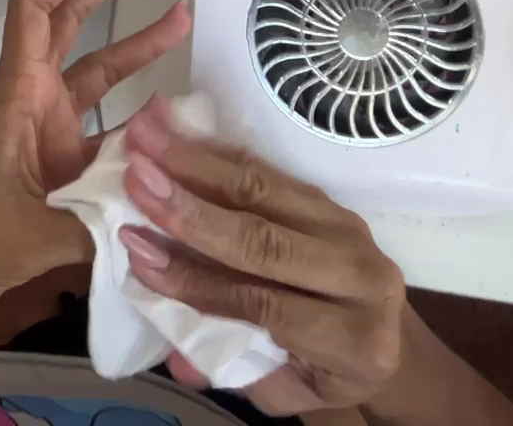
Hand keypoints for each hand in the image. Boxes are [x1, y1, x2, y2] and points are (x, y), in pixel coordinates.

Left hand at [0, 0, 191, 310]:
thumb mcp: (25, 234)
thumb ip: (94, 225)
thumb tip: (157, 212)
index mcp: (16, 95)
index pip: (34, 12)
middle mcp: (33, 99)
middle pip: (67, 24)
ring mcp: (48, 129)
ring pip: (94, 72)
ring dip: (133, 45)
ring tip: (180, 14)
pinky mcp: (59, 161)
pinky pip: (105, 127)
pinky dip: (136, 116)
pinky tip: (173, 113)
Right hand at [116, 97, 407, 415]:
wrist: (379, 333)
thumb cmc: (322, 368)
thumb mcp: (284, 388)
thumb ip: (233, 370)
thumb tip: (176, 357)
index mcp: (354, 339)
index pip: (262, 302)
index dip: (194, 279)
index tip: (134, 250)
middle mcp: (358, 275)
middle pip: (263, 237)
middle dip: (189, 208)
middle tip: (133, 177)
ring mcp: (341, 225)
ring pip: (259, 187)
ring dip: (191, 158)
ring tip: (140, 134)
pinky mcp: (319, 193)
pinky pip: (259, 165)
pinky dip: (207, 145)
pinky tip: (168, 125)